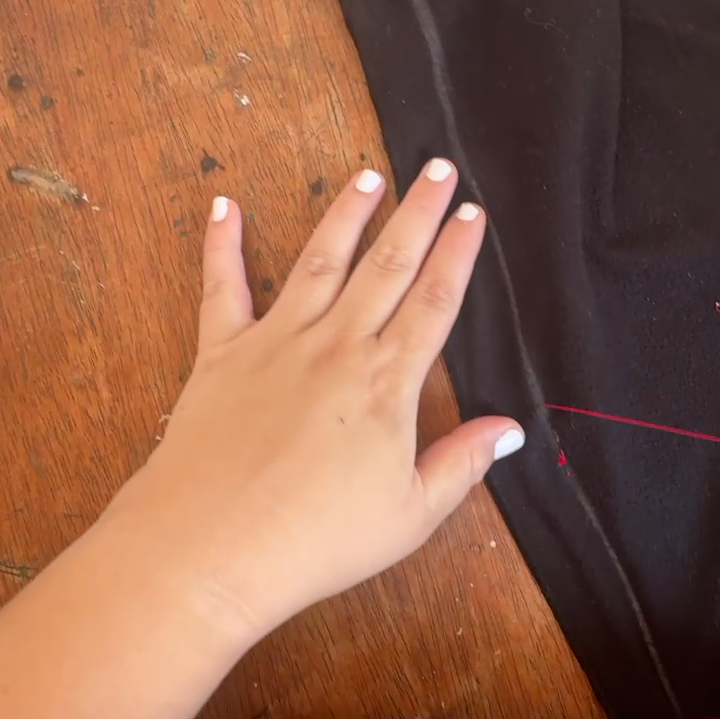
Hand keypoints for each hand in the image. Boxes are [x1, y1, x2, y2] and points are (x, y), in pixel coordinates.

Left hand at [99, 159, 525, 640]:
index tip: (471, 214)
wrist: (208, 550)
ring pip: (320, 261)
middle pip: (388, 264)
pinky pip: (221, 287)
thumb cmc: (315, 541)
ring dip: (347, 214)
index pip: (434, 301)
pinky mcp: (222, 351)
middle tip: (437, 168)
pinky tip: (225, 205)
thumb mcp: (409, 515)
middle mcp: (336, 346)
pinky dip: (221, 244)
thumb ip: (462, 464)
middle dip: (418, 212)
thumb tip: (511, 430)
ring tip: (368, 177)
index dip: (457, 253)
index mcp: (385, 382)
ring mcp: (276, 341)